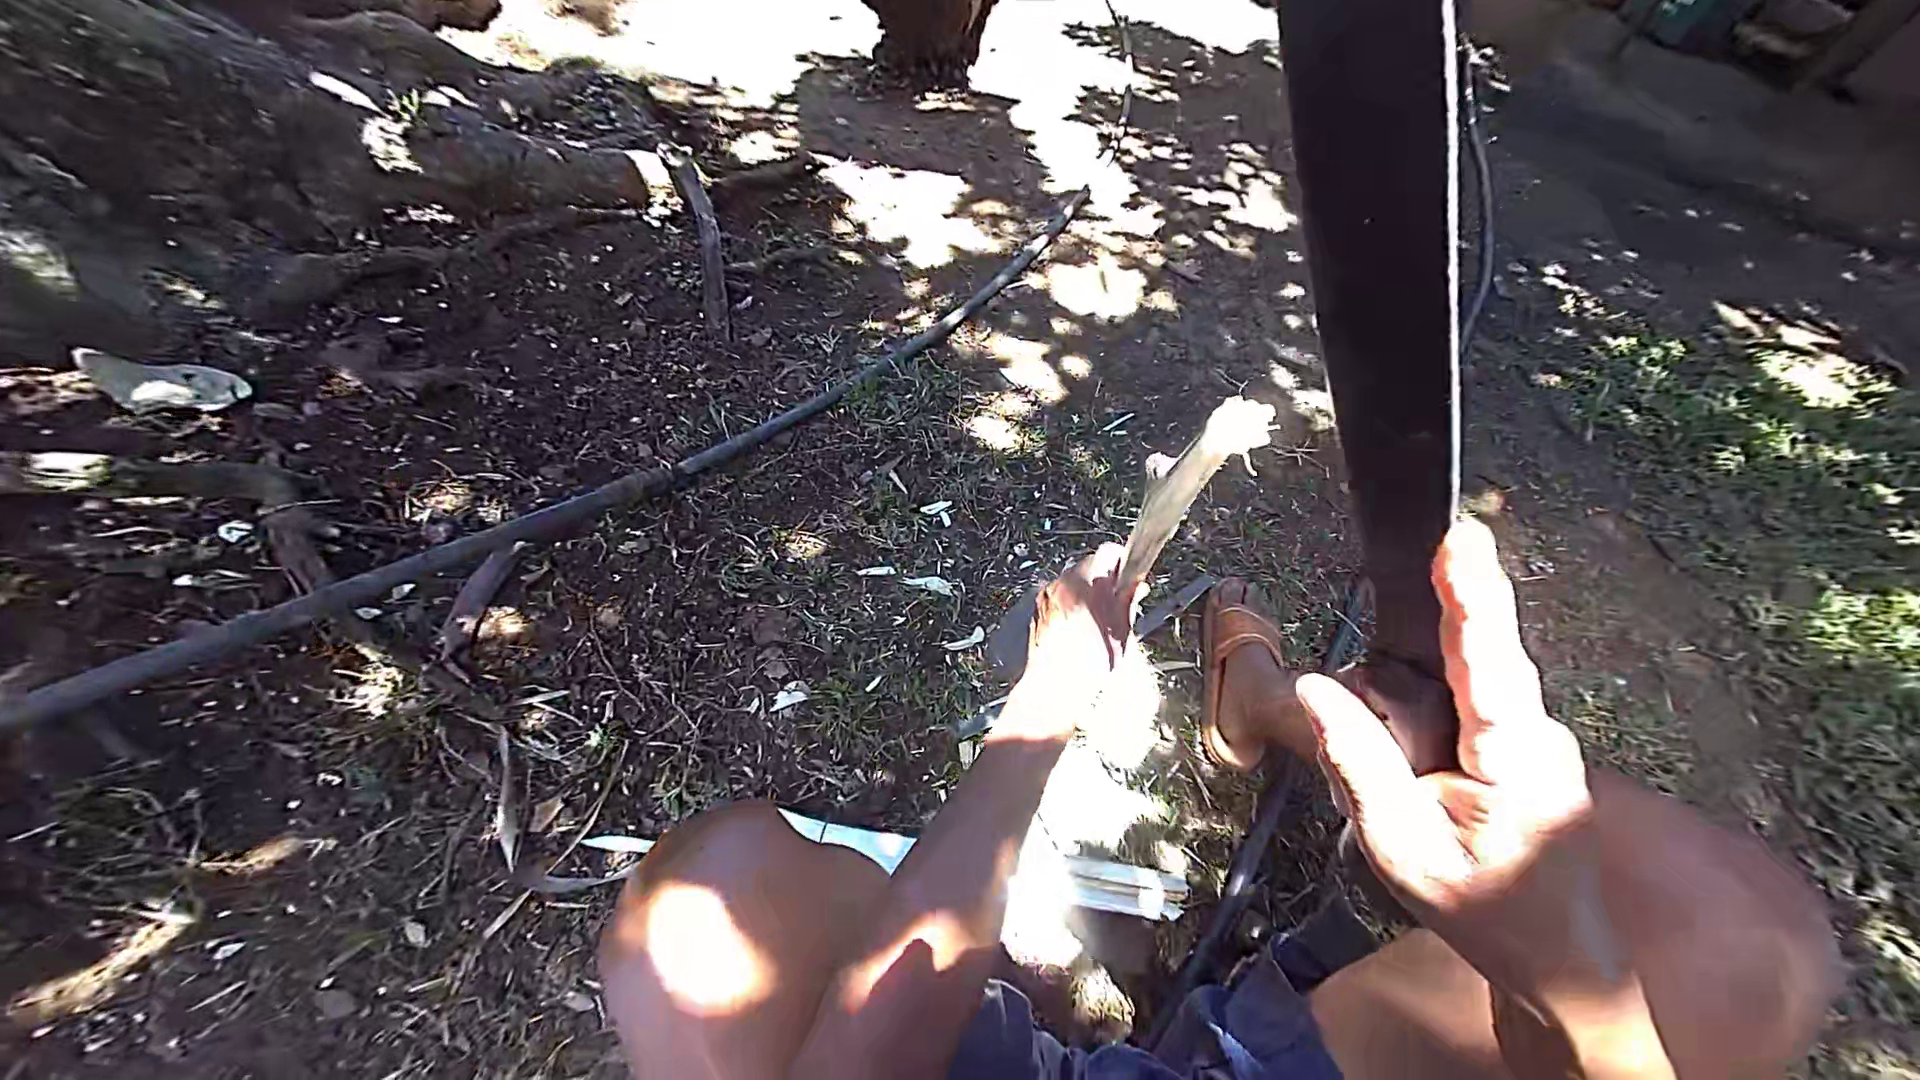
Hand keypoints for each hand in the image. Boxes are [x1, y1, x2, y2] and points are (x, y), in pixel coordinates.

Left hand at [1003, 543, 1140, 735]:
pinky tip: (1081, 628)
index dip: (1124, 563)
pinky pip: (1060, 597)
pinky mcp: (1038, 609)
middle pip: (1090, 566)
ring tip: (1101, 620)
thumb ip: (1128, 600)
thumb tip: (1136, 585)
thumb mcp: (1121, 630)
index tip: (1132, 577)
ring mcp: (1048, 595)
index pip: (1109, 552)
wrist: (1055, 686)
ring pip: (1074, 582)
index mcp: (1087, 581)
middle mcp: (1064, 582)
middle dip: (1106, 580)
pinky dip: (1071, 605)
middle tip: (1121, 601)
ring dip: (1088, 592)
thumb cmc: (1087, 663)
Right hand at [1297, 519, 1621, 1005]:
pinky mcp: (1512, 740)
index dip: (1471, 592)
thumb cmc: (1484, 910)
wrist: (1558, 959)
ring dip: (1402, 706)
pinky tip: (1408, 774)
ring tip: (1400, 791)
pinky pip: (1454, 700)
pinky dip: (1415, 709)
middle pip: (1462, 659)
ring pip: (1451, 681)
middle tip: (1385, 740)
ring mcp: (1528, 735)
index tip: (1457, 536)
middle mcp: (1533, 733)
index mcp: (1516, 758)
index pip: (1488, 659)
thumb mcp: (1402, 846)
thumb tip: (1313, 686)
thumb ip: (1357, 761)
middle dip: (1407, 666)